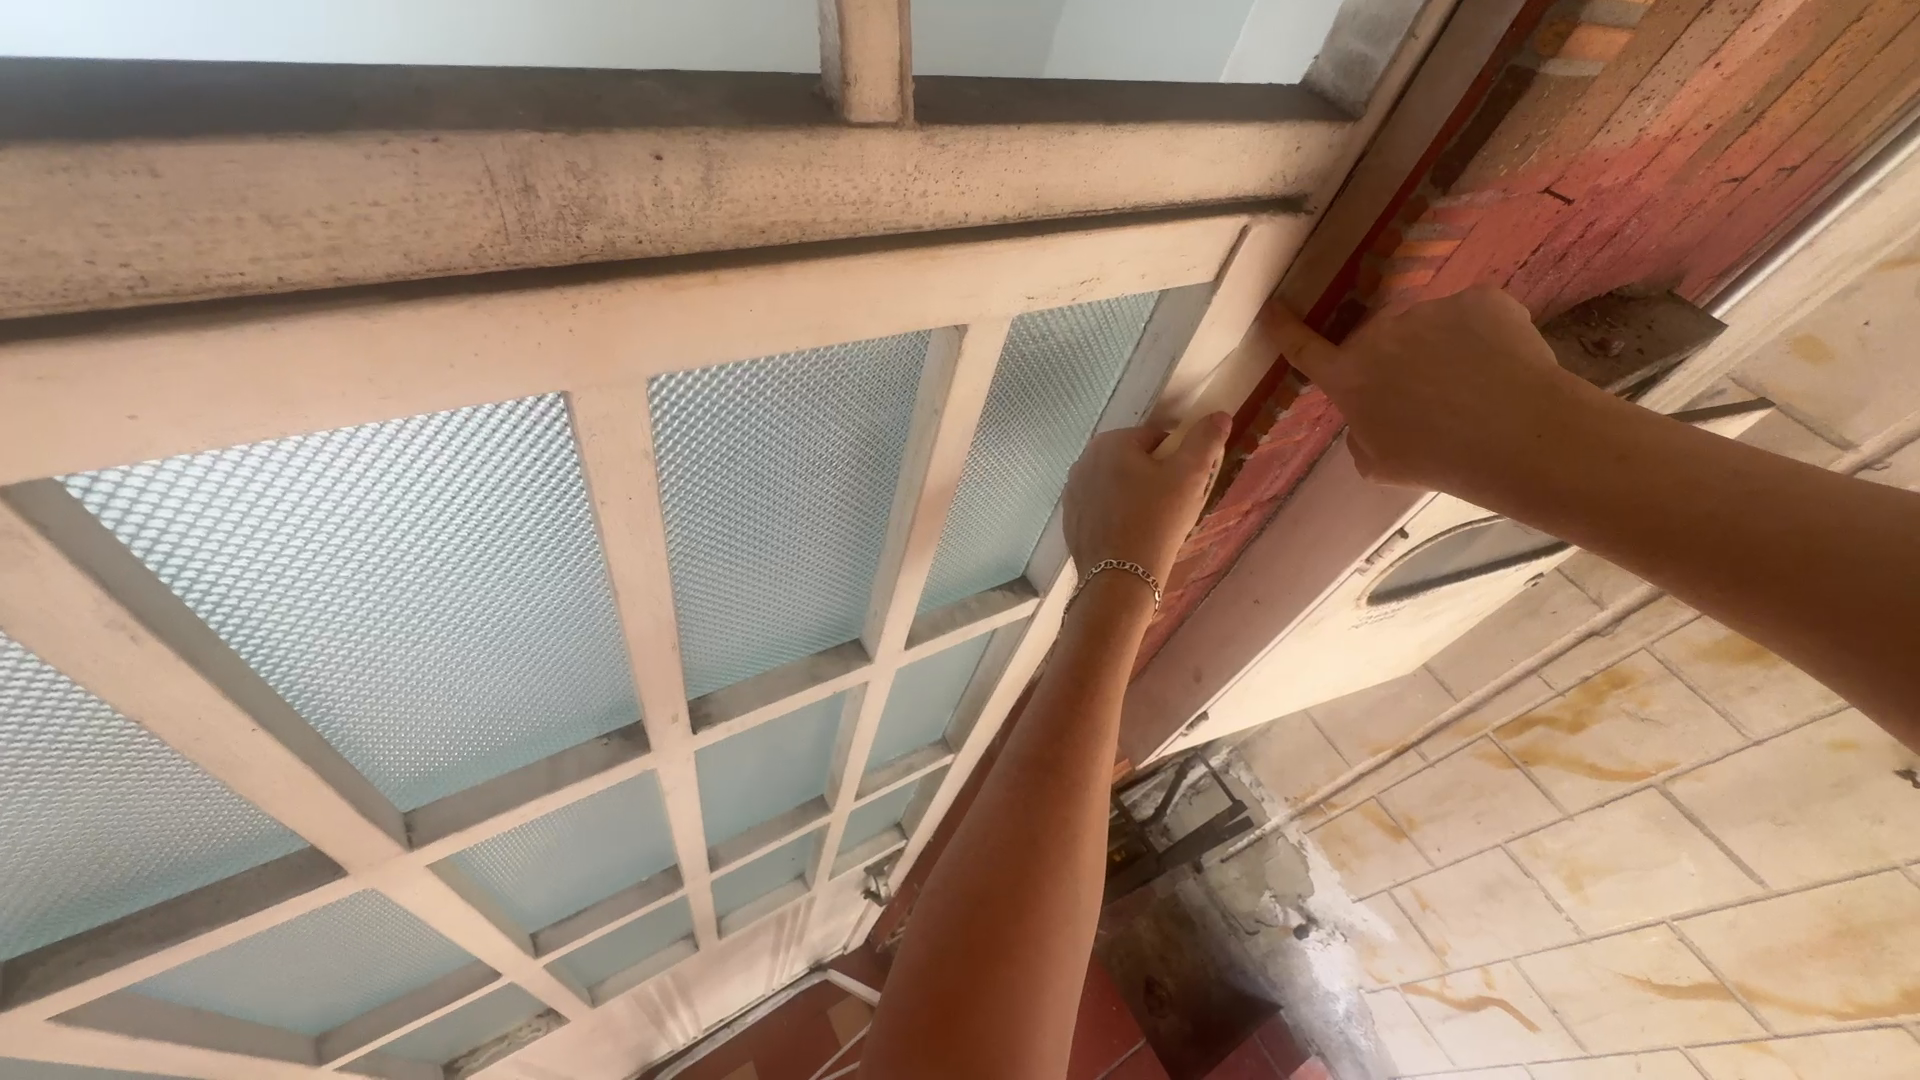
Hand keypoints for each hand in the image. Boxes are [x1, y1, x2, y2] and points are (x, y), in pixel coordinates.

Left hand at [1062, 413, 1230, 585]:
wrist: (1119, 577)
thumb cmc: (1157, 520)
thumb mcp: (1190, 475)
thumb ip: (1205, 440)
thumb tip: (1218, 416)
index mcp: (1109, 442)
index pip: (1156, 439)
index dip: (1177, 459)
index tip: (1185, 485)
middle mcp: (1083, 460)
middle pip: (1134, 461)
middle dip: (1155, 477)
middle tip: (1172, 506)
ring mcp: (1072, 492)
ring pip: (1117, 485)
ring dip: (1136, 496)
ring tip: (1153, 523)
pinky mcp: (1071, 519)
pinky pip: (1103, 509)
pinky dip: (1118, 516)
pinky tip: (1131, 535)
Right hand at [1263, 285, 1609, 495]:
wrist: (1519, 436)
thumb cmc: (1437, 459)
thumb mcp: (1377, 463)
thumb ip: (1361, 430)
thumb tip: (1372, 416)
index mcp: (1348, 376)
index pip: (1303, 348)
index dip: (1285, 328)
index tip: (1272, 308)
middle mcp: (1379, 333)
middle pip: (1377, 339)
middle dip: (1395, 359)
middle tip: (1428, 395)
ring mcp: (1430, 309)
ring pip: (1430, 327)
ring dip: (1443, 348)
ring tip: (1475, 386)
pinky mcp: (1480, 298)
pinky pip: (1474, 314)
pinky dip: (1485, 335)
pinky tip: (1502, 365)